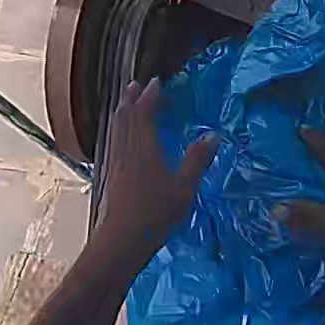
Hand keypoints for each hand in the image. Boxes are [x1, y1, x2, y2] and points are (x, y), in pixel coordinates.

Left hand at [92, 79, 217, 256]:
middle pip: (124, 119)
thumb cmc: (155, 215)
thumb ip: (197, 160)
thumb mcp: (184, 188)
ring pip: (116, 130)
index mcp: (143, 150)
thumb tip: (213, 134)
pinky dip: (118, 130)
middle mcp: (126, 152)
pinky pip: (114, 142)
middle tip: (135, 85)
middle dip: (130, 99)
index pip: (144, 115)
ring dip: (122, 112)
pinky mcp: (111, 177)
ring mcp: (116, 165)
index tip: (156, 82)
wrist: (121, 243)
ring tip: (127, 102)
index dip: (149, 97)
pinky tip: (122, 138)